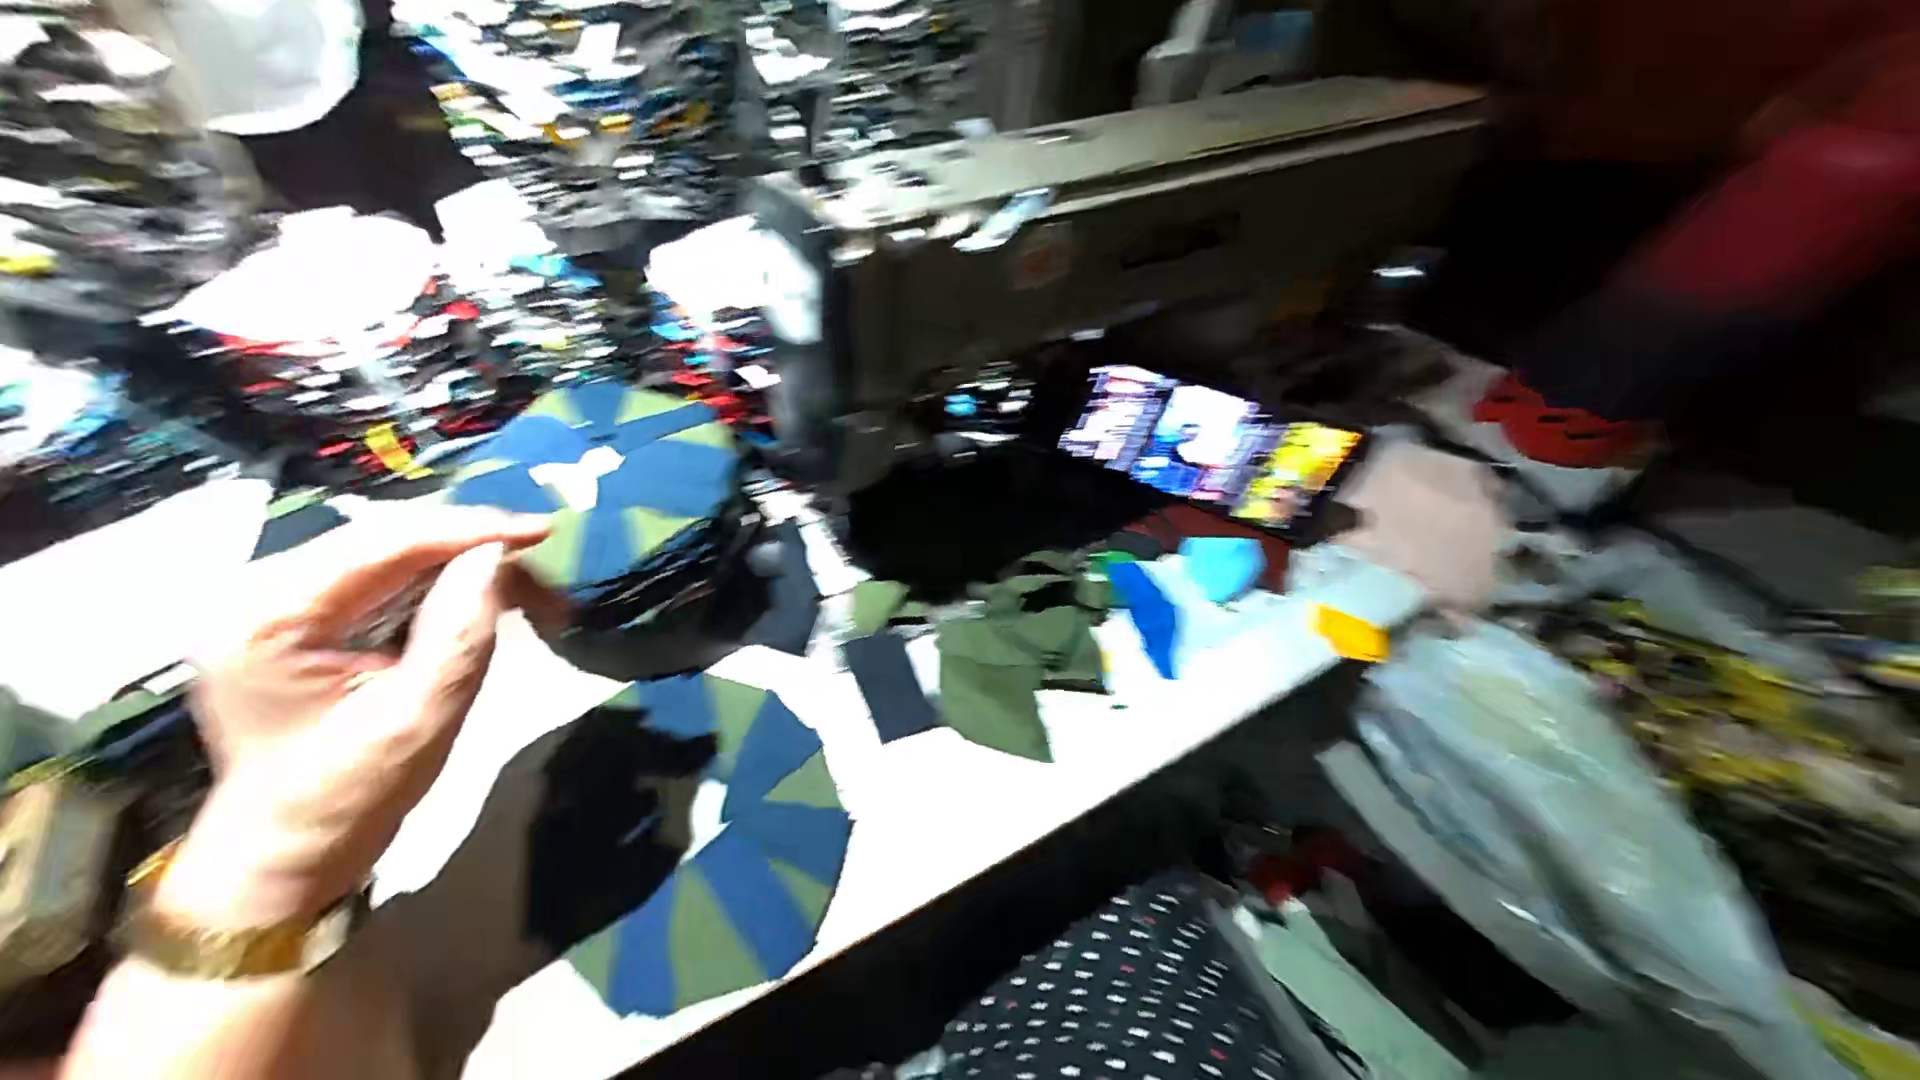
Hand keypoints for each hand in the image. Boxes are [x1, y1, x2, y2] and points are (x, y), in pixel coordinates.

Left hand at [155, 506, 551, 930]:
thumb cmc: (354, 791)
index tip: (540, 530)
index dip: (468, 529)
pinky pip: (399, 577)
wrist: (297, 843)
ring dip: (474, 564)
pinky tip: (498, 600)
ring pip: (401, 553)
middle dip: (477, 545)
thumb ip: (460, 632)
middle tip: (546, 564)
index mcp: (269, 622)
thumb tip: (496, 557)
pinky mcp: (316, 616)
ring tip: (537, 595)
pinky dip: (456, 583)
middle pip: (390, 539)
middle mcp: (265, 596)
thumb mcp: (421, 716)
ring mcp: (288, 604)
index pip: (380, 544)